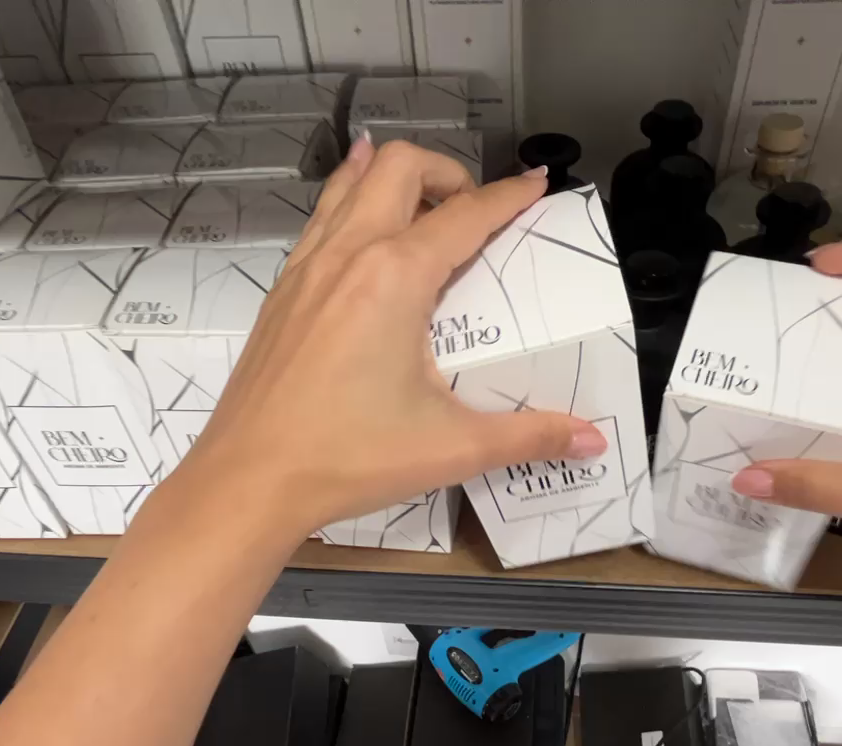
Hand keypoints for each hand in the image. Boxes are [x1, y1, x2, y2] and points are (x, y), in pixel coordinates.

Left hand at [175, 137, 607, 537]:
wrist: (250, 481)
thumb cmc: (351, 459)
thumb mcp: (452, 448)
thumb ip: (529, 437)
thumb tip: (591, 442)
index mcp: (396, 278)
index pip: (466, 215)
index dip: (508, 196)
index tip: (535, 185)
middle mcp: (348, 255)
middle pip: (400, 168)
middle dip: (448, 172)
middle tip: (475, 210)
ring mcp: (306, 269)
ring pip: (350, 184)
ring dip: (393, 177)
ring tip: (423, 198)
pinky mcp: (281, 294)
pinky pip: (320, 220)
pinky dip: (350, 203)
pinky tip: (362, 234)